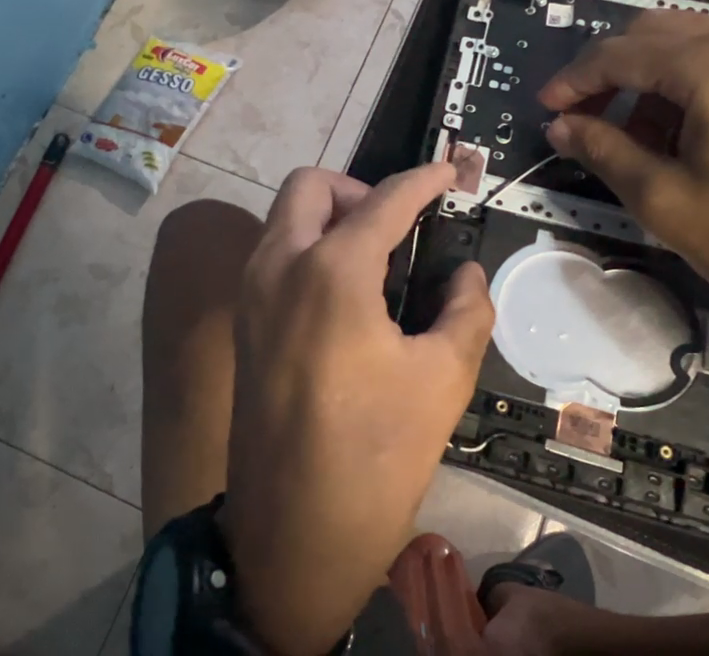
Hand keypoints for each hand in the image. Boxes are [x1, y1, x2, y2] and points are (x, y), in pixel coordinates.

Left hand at [220, 164, 494, 655]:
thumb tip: (467, 273)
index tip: (450, 174)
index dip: (423, 180)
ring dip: (330, 217)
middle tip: (401, 224)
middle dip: (359, 189)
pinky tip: (347, 297)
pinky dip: (309, 248)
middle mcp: (279, 265)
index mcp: (332, 270)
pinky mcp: (242, 323)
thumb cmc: (378, 454)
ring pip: (285, 217)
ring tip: (379, 262)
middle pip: (311, 186)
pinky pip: (274, 255)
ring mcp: (250, 293)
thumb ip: (466, 308)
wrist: (294, 534)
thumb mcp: (444, 377)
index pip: (385, 200)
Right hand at [536, 12, 708, 380]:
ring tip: (628, 139)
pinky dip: (691, 89)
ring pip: (696, 48)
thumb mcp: (666, 201)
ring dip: (650, 82)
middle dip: (611, 73)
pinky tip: (680, 136)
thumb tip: (561, 126)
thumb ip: (604, 150)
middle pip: (659, 35)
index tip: (545, 108)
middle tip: (578, 119)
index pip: (622, 53)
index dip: (575, 79)